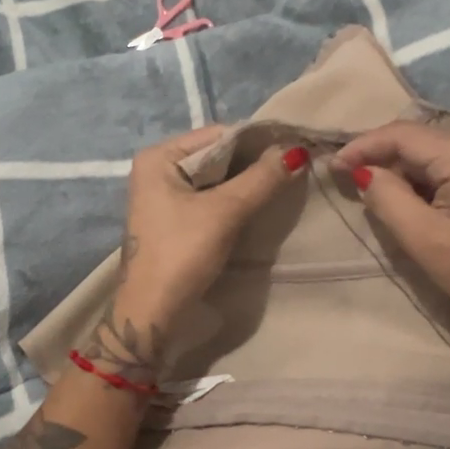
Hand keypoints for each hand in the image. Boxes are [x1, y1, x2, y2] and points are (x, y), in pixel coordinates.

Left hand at [90, 127, 306, 381]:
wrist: (151, 314)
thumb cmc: (181, 255)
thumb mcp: (225, 212)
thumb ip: (262, 178)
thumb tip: (298, 150)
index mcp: (159, 156)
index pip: (218, 134)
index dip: (257, 141)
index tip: (296, 150)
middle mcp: (157, 169)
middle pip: (218, 155)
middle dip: (253, 163)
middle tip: (295, 169)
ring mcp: (164, 197)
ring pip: (216, 179)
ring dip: (247, 184)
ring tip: (283, 186)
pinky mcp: (174, 221)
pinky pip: (210, 200)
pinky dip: (234, 201)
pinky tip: (259, 206)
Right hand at [335, 123, 449, 387]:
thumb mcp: (426, 241)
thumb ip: (387, 199)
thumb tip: (361, 172)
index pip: (402, 134)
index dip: (362, 147)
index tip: (331, 168)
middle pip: (419, 140)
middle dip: (383, 162)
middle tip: (354, 191)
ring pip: (435, 152)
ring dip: (406, 173)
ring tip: (384, 203)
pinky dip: (429, 179)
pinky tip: (418, 204)